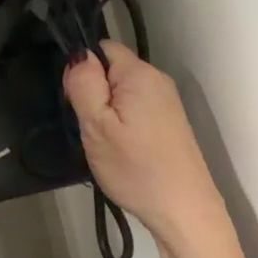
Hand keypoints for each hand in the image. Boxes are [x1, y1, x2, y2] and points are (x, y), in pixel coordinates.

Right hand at [62, 40, 216, 241]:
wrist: (182, 209)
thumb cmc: (135, 168)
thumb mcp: (97, 126)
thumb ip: (84, 85)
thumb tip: (79, 55)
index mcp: (139, 74)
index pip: (102, 48)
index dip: (82, 69)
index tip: (75, 102)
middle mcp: (157, 80)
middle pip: (113, 70)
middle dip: (94, 93)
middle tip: (88, 129)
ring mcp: (167, 103)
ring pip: (123, 93)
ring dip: (108, 112)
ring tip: (103, 143)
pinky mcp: (170, 124)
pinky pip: (136, 110)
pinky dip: (122, 125)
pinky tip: (120, 150)